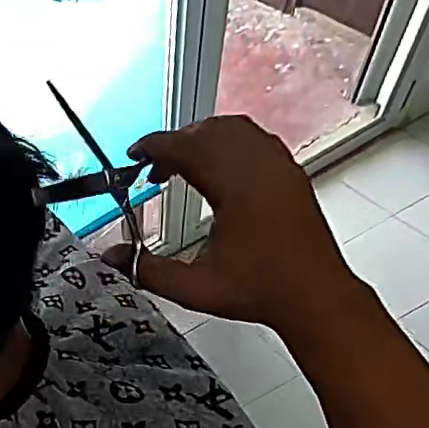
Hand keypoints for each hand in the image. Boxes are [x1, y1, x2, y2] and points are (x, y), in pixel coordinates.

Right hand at [111, 116, 365, 328]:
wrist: (315, 297)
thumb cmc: (262, 291)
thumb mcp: (194, 287)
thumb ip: (148, 271)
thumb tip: (113, 257)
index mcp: (238, 188)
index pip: (189, 147)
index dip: (156, 146)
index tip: (135, 153)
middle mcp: (262, 168)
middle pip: (211, 131)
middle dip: (177, 142)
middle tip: (154, 166)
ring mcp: (281, 168)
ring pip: (237, 130)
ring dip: (204, 140)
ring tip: (183, 165)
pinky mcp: (292, 176)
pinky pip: (257, 141)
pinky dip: (230, 145)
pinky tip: (219, 171)